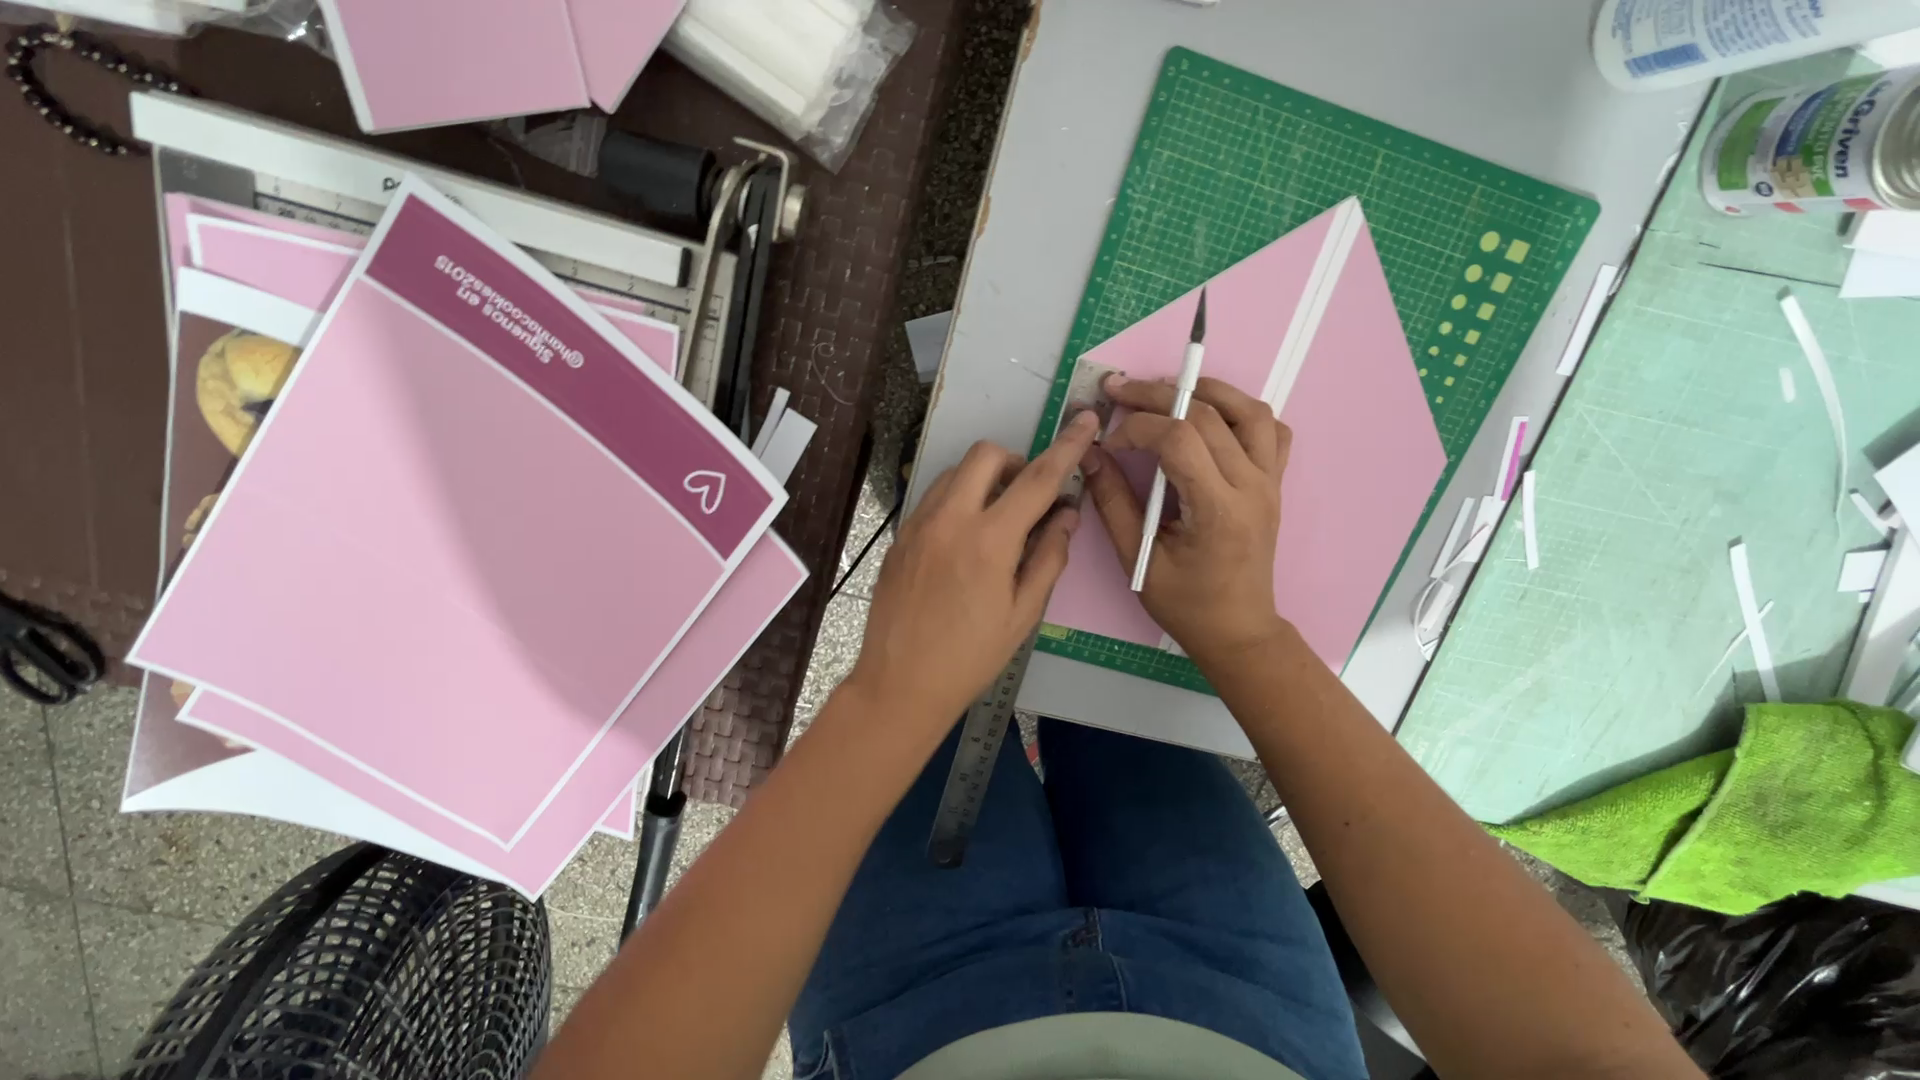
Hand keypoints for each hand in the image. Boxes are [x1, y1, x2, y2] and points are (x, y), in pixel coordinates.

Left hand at [845, 410, 1101, 729]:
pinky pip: (934, 498)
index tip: (1085, 421)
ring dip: (984, 480)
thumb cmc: (970, 657)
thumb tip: (1067, 514)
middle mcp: (949, 519)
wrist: (899, 683)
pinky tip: (965, 540)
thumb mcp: (1023, 614)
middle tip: (1028, 496)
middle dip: (1015, 461)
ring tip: (997, 521)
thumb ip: (1049, 557)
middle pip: (986, 455)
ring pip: (955, 472)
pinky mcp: (900, 536)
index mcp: (988, 540)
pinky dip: (958, 500)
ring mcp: (918, 524)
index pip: (1037, 479)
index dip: (1067, 447)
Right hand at [1082, 374, 1291, 668]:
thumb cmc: (1186, 604)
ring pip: (1248, 411)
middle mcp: (1251, 487)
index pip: (1178, 439)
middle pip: (1207, 414)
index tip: (1108, 443)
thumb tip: (1090, 455)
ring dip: (1206, 390)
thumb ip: (1114, 502)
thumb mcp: (1139, 559)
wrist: (1238, 630)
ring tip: (1167, 389)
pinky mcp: (1274, 484)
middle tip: (1118, 390)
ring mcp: (1269, 482)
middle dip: (1156, 396)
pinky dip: (1242, 412)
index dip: (1136, 429)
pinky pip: (1270, 431)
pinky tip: (1212, 416)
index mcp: (1217, 510)